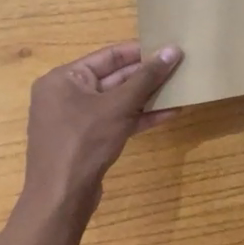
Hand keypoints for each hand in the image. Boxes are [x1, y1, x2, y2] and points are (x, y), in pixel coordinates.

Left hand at [22, 42, 181, 211]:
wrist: (61, 196)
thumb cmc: (84, 142)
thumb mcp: (118, 106)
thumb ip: (147, 77)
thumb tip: (173, 50)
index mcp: (64, 79)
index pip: (109, 56)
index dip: (142, 51)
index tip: (172, 48)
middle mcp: (67, 94)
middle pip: (115, 77)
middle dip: (148, 75)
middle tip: (182, 67)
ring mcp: (78, 118)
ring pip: (119, 99)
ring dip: (149, 95)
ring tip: (182, 87)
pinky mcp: (89, 137)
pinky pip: (118, 118)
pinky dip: (141, 116)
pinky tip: (171, 113)